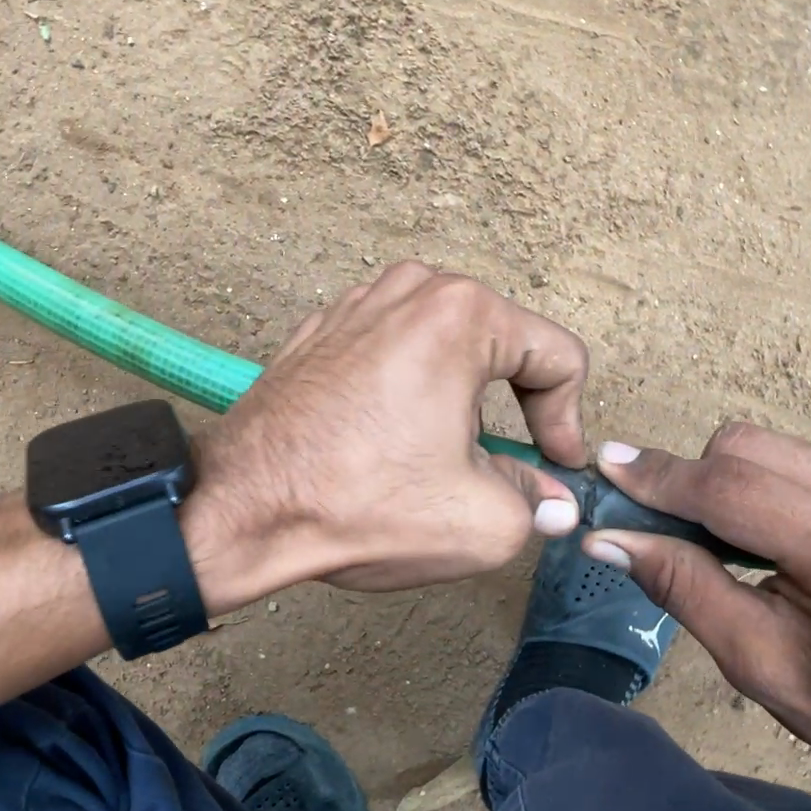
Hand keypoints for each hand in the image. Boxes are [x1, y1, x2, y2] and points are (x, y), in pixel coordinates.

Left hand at [185, 263, 588, 609]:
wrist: (240, 509)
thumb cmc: (356, 505)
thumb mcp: (483, 521)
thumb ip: (540, 502)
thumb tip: (555, 500)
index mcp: (461, 315)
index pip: (558, 356)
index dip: (569, 419)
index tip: (555, 464)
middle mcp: (412, 289)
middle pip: (505, 345)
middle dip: (517, 408)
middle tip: (507, 466)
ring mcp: (361, 302)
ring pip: (452, 346)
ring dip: (465, 398)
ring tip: (445, 455)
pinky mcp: (326, 328)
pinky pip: (400, 349)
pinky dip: (415, 389)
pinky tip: (396, 439)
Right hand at [583, 424, 810, 810]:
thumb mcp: (758, 665)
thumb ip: (681, 586)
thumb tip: (608, 536)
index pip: (738, 491)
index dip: (662, 480)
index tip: (607, 470)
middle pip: (752, 450)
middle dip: (696, 484)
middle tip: (672, 532)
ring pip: (777, 446)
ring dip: (737, 485)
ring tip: (745, 544)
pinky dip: (782, 487)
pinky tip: (798, 536)